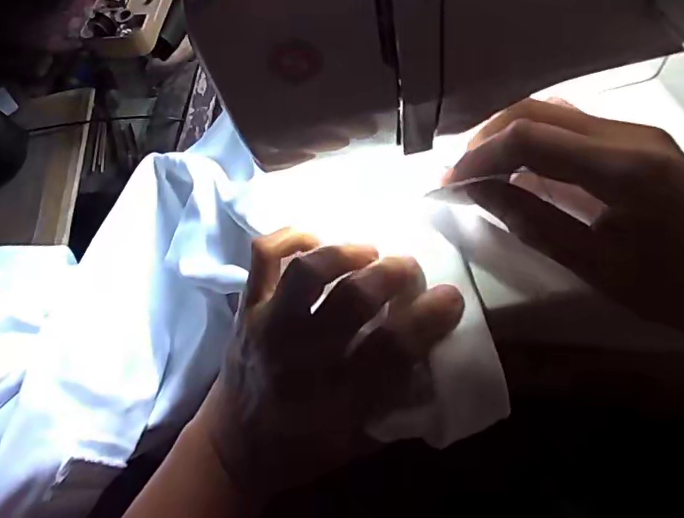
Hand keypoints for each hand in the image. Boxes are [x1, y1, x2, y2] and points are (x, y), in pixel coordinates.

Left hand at [197, 230, 463, 500]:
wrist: (232, 447)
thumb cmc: (303, 443)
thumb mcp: (357, 438)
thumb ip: (396, 399)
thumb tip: (437, 355)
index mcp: (335, 400)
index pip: (388, 354)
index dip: (425, 320)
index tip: (450, 296)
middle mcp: (300, 359)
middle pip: (349, 303)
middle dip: (388, 276)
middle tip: (407, 267)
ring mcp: (269, 326)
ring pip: (305, 274)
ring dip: (344, 254)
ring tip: (368, 251)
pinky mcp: (247, 306)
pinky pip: (262, 257)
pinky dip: (289, 237)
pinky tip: (315, 238)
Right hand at [446, 99, 683, 347]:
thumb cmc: (680, 293)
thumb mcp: (599, 268)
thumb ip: (534, 222)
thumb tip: (478, 192)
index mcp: (623, 168)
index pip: (531, 138)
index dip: (481, 156)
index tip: (448, 183)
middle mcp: (629, 133)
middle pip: (539, 111)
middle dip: (489, 136)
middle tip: (458, 172)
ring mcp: (637, 130)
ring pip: (555, 111)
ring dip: (512, 132)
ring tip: (480, 167)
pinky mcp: (639, 138)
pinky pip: (574, 125)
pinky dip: (538, 138)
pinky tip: (522, 165)